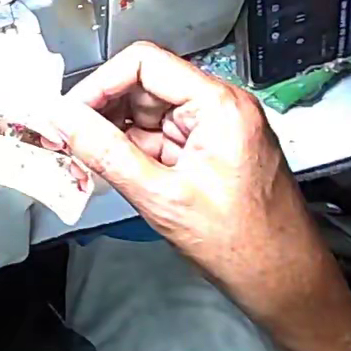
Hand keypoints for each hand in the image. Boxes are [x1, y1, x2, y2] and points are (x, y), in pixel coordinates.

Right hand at [46, 43, 350, 350]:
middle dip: (101, 112)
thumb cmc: (245, 246)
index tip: (71, 111)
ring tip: (84, 161)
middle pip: (142, 87)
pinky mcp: (204, 151)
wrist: (286, 286)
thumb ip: (105, 151)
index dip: (100, 84)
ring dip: (110, 134)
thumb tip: (64, 118)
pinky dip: (127, 151)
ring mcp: (212, 130)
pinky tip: (107, 170)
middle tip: (68, 138)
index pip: (144, 64)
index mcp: (219, 106)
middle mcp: (218, 108)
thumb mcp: (160, 196)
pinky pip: (154, 138)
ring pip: (144, 114)